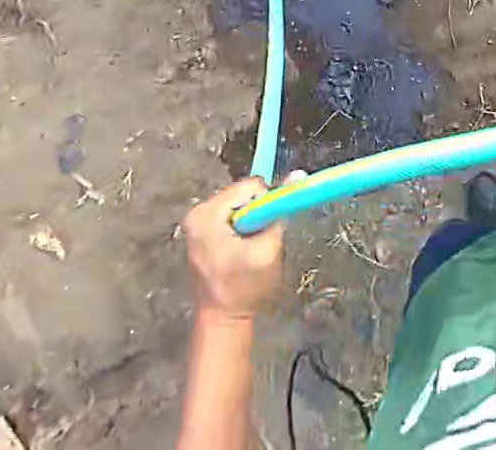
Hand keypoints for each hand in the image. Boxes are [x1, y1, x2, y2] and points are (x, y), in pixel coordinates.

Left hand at [183, 172, 303, 321]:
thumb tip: (299, 174)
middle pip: (244, 193)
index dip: (268, 205)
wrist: (222, 321)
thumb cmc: (244, 288)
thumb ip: (281, 210)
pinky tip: (241, 249)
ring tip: (250, 247)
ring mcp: (196, 223)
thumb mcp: (269, 248)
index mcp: (207, 215)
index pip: (251, 187)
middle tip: (258, 240)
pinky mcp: (201, 232)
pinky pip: (233, 214)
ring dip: (252, 220)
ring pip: (241, 203)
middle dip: (258, 212)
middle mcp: (197, 214)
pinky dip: (243, 226)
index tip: (266, 229)